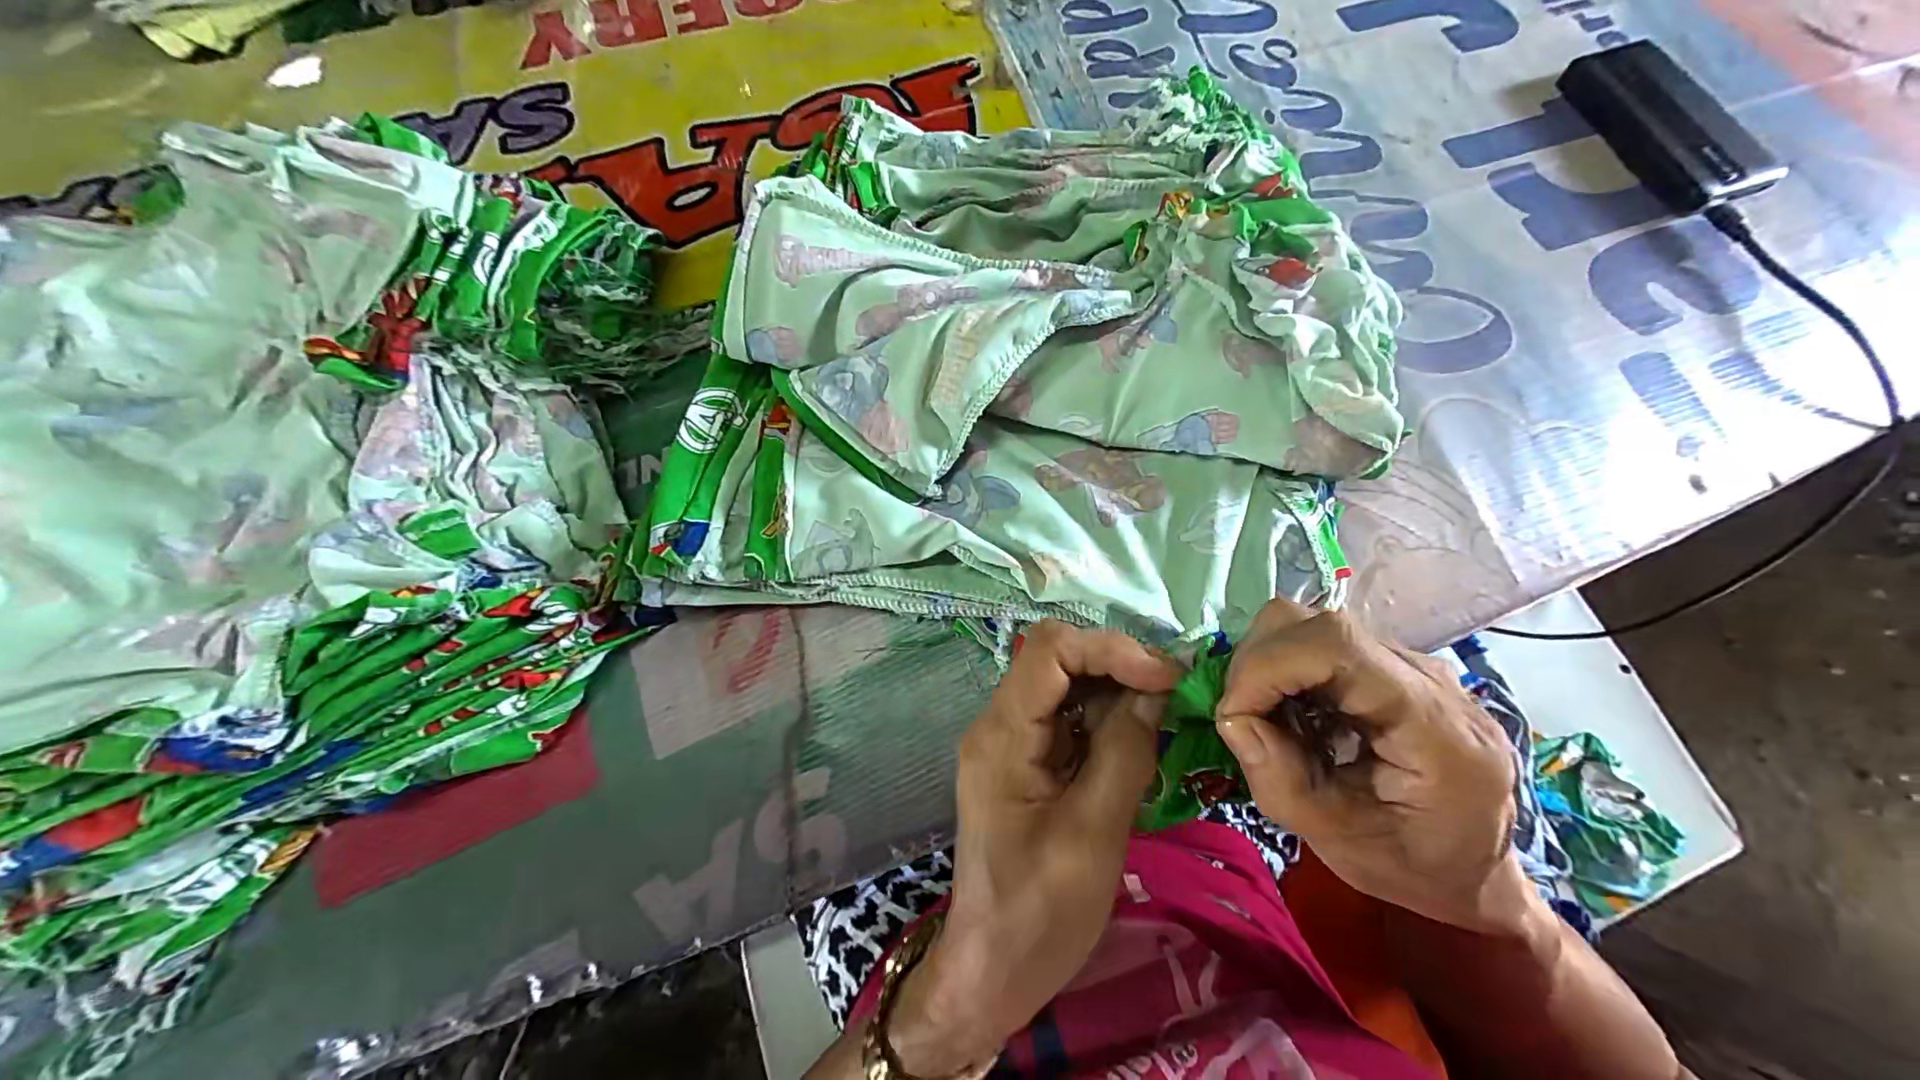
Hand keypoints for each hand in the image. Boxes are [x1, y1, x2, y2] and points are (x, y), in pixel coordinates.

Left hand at [886, 621, 1179, 1074]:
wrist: (991, 968)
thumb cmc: (1040, 913)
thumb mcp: (1094, 834)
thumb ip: (1124, 752)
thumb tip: (1155, 689)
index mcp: (1002, 735)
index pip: (1050, 651)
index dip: (1110, 649)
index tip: (1166, 677)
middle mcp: (998, 725)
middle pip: (1056, 660)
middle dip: (1117, 664)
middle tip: (1175, 694)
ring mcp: (1009, 742)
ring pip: (1064, 686)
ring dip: (1115, 689)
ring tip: (1165, 713)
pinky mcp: (1023, 761)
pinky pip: (1065, 718)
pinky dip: (1103, 717)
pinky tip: (1136, 737)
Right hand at [1213, 599, 1534, 934]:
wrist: (1475, 874)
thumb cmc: (1415, 868)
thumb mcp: (1341, 844)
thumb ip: (1282, 784)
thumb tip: (1231, 719)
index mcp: (1433, 726)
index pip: (1336, 646)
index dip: (1267, 667)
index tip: (1233, 715)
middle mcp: (1428, 679)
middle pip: (1317, 624)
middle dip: (1258, 664)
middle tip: (1243, 719)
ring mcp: (1410, 666)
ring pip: (1310, 624)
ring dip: (1267, 664)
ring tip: (1267, 718)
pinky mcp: (1388, 666)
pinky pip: (1317, 643)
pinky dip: (1283, 670)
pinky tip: (1291, 715)